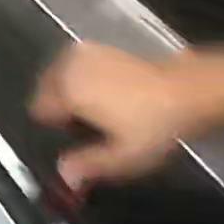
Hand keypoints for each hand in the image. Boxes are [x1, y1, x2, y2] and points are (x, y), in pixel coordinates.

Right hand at [30, 41, 203, 189]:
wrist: (185, 90)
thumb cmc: (153, 125)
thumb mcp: (124, 156)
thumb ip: (89, 167)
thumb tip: (64, 177)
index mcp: (66, 92)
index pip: (39, 110)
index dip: (57, 126)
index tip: (78, 134)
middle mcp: (65, 68)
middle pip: (45, 91)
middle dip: (60, 106)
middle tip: (93, 123)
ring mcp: (78, 54)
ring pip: (57, 77)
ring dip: (68, 90)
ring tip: (103, 105)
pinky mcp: (93, 47)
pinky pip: (72, 65)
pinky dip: (80, 76)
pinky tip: (107, 88)